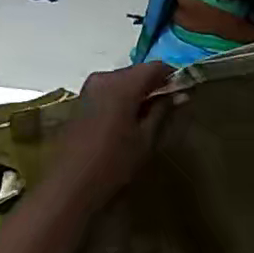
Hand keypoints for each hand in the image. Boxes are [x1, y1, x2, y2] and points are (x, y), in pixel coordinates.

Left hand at [49, 62, 172, 208]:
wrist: (70, 186)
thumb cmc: (113, 163)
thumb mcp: (146, 139)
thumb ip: (163, 111)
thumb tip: (180, 94)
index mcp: (122, 84)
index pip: (155, 66)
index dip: (172, 76)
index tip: (184, 91)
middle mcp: (104, 78)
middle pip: (137, 72)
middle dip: (154, 85)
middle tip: (170, 105)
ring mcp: (89, 88)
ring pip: (122, 81)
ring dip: (138, 92)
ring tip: (150, 116)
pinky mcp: (81, 101)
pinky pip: (109, 90)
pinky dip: (122, 99)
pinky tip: (128, 121)